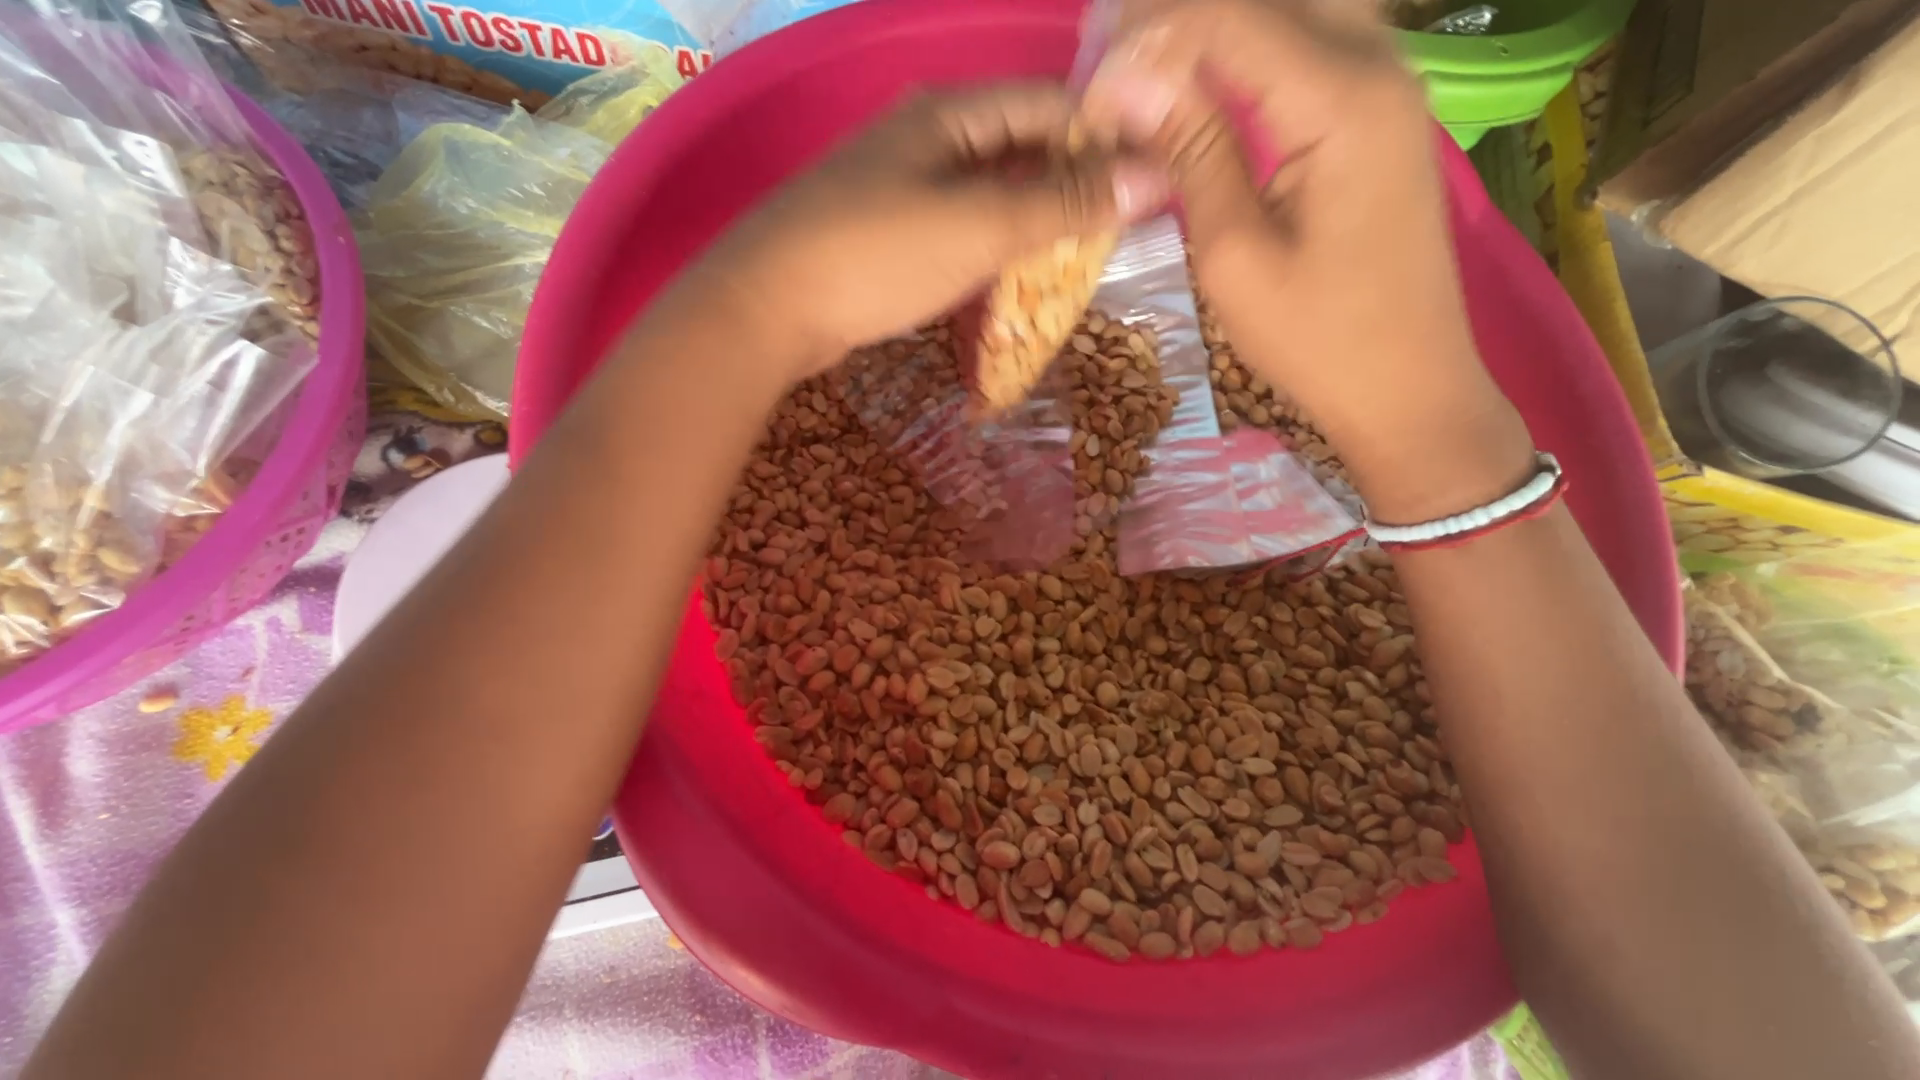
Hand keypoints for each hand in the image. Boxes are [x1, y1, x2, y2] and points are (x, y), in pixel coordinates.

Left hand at [660, 84, 1166, 384]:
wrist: (765, 309)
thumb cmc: (875, 256)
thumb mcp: (979, 226)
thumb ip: (1063, 203)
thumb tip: (1153, 176)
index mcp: (948, 113)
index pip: (1051, 104)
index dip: (1108, 135)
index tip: (1156, 177)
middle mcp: (923, 134)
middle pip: (1020, 143)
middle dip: (1074, 179)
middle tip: (1125, 224)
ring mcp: (898, 182)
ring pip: (988, 186)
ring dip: (1035, 214)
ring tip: (1084, 252)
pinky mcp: (883, 229)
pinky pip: (957, 222)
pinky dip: (994, 241)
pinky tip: (1014, 271)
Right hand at [1078, 0, 1535, 520]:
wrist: (1409, 387)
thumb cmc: (1317, 340)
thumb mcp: (1234, 255)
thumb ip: (1190, 153)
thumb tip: (1127, 77)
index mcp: (1341, 101)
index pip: (1229, 16)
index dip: (1149, 38)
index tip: (1093, 88)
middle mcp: (1379, 65)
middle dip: (1183, 15)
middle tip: (1116, 60)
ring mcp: (1391, 83)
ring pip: (1300, 4)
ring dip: (1222, 24)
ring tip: (1152, 64)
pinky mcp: (1385, 111)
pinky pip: (1319, 38)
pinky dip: (1258, 42)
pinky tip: (1209, 76)